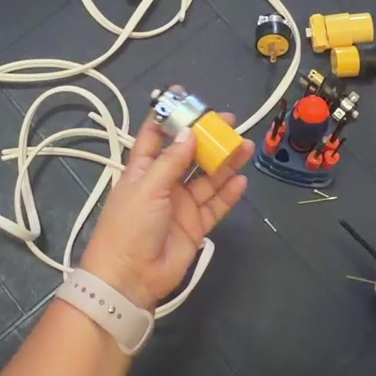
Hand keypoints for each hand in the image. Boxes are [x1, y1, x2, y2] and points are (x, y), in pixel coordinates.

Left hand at [79, 110, 252, 311]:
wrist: (130, 278)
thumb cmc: (130, 227)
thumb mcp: (147, 188)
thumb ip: (172, 161)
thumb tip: (190, 132)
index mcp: (142, 170)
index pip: (156, 136)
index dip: (170, 117)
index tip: (186, 97)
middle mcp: (163, 183)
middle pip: (188, 154)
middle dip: (207, 138)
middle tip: (230, 122)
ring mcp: (180, 205)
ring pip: (207, 178)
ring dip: (224, 163)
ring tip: (245, 146)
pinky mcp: (195, 226)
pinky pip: (215, 205)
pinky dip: (228, 193)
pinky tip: (241, 179)